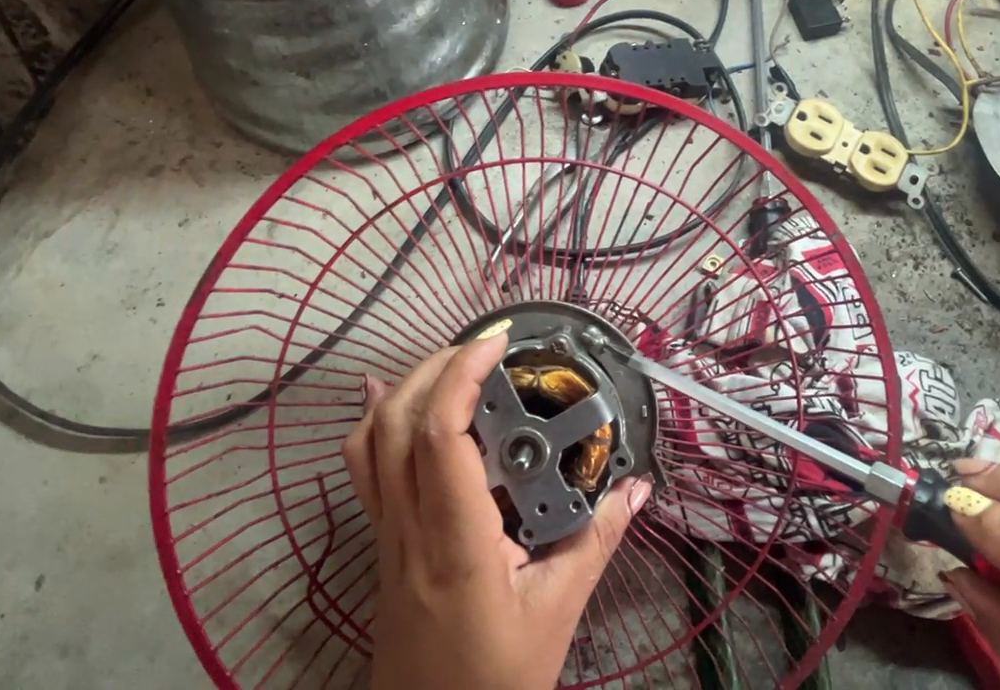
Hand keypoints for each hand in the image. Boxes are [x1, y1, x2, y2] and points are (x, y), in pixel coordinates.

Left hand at [342, 330, 651, 689]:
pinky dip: (375, 420)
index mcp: (454, 540)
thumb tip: (637, 487)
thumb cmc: (496, 677)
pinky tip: (394, 398)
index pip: (439, 435)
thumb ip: (596, 540)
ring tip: (452, 366)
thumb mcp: (558, 611)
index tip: (496, 343)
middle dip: (436, 366)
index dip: (461, 375)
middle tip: (485, 349)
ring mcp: (385, 532)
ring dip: (407, 387)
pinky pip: (363, 467)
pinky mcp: (380, 540)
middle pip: (396, 421)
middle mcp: (407, 526)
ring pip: (370, 439)